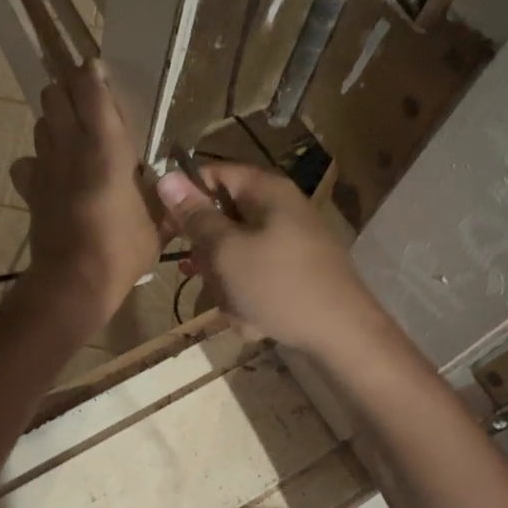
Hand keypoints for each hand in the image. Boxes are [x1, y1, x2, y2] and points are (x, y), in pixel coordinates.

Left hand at [8, 62, 160, 328]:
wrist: (75, 280)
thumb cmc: (122, 250)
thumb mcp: (157, 224)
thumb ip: (164, 200)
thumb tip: (174, 193)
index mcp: (107, 147)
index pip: (91, 89)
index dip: (92, 74)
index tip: (100, 72)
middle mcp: (72, 146)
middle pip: (54, 94)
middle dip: (68, 91)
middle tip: (88, 104)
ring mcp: (45, 166)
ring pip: (41, 123)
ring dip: (55, 123)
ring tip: (74, 138)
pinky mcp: (30, 189)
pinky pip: (27, 162)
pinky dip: (37, 162)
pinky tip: (52, 175)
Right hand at [155, 163, 386, 357]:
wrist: (341, 333)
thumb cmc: (277, 285)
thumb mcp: (226, 250)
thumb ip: (195, 216)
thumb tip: (167, 177)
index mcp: (266, 191)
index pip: (212, 174)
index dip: (184, 197)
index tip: (165, 228)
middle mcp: (280, 209)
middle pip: (222, 218)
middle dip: (207, 253)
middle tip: (199, 275)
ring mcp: (290, 242)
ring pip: (235, 254)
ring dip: (225, 282)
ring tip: (233, 305)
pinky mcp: (295, 272)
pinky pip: (256, 277)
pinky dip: (247, 297)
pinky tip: (252, 320)